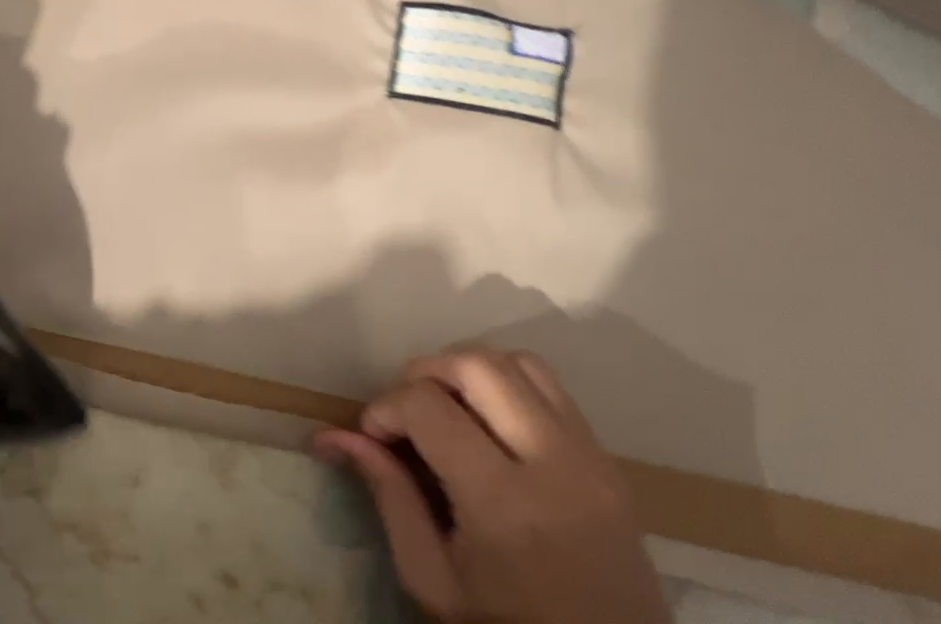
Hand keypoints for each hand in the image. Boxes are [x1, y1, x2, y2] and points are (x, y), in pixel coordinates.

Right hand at [315, 348, 669, 623]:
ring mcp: (591, 457)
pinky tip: (488, 427)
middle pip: (477, 365)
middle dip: (424, 373)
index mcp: (503, 502)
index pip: (428, 405)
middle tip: (405, 412)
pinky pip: (553, 390)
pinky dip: (508, 388)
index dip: (384, 408)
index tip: (372, 438)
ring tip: (446, 411)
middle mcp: (554, 463)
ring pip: (519, 363)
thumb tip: (331, 436)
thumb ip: (387, 495)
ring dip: (470, 372)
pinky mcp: (609, 460)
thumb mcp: (431, 577)